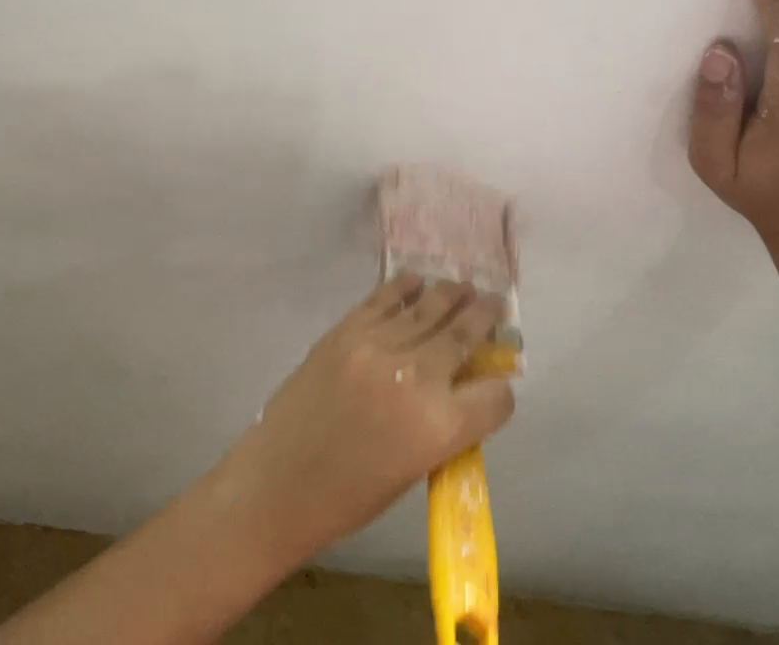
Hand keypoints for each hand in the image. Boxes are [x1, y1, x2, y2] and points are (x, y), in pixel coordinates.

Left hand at [211, 277, 514, 559]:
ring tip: (464, 287)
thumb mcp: (416, 468)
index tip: (495, 386)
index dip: (500, 391)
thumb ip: (446, 425)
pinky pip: (382, 300)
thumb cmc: (350, 495)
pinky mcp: (344, 333)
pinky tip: (416, 282)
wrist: (279, 482)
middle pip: (464, 335)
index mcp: (440, 426)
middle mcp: (416, 378)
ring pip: (427, 309)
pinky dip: (403, 288)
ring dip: (450, 295)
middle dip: (484, 317)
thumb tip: (464, 387)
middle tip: (495, 304)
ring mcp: (376, 348)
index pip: (496, 395)